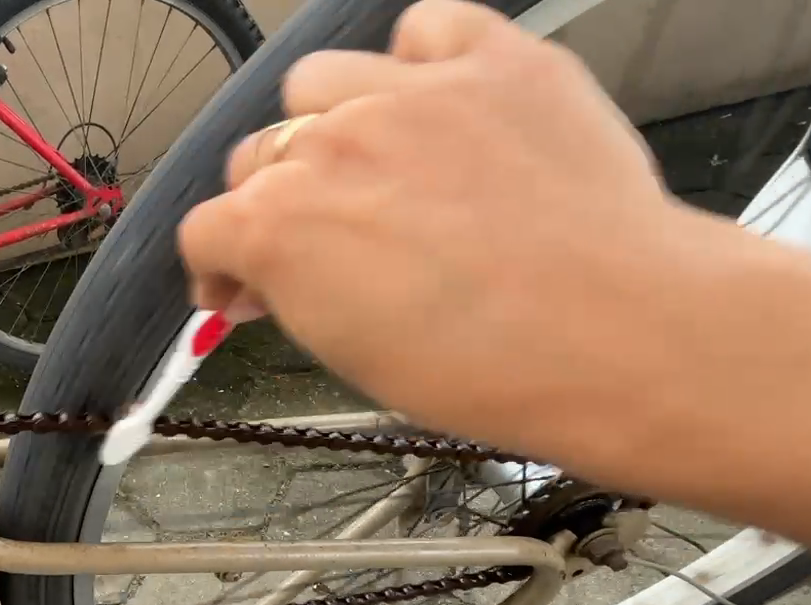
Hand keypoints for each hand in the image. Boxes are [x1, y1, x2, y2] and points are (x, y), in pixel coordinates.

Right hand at [179, 0, 695, 458]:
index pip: (203, 230)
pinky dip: (412, 61)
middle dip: (264, 204)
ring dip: (320, 125)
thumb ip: (284, 291)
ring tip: (359, 165)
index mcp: (275, 227)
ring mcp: (408, 94)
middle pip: (254, 156)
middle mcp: (326, 147)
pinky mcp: (492, 62)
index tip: (237, 288)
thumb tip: (266, 273)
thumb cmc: (471, 364)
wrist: (607, 332)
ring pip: (315, 82)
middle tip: (303, 242)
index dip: (215, 266)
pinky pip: (423, 27)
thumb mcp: (338, 347)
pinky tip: (426, 106)